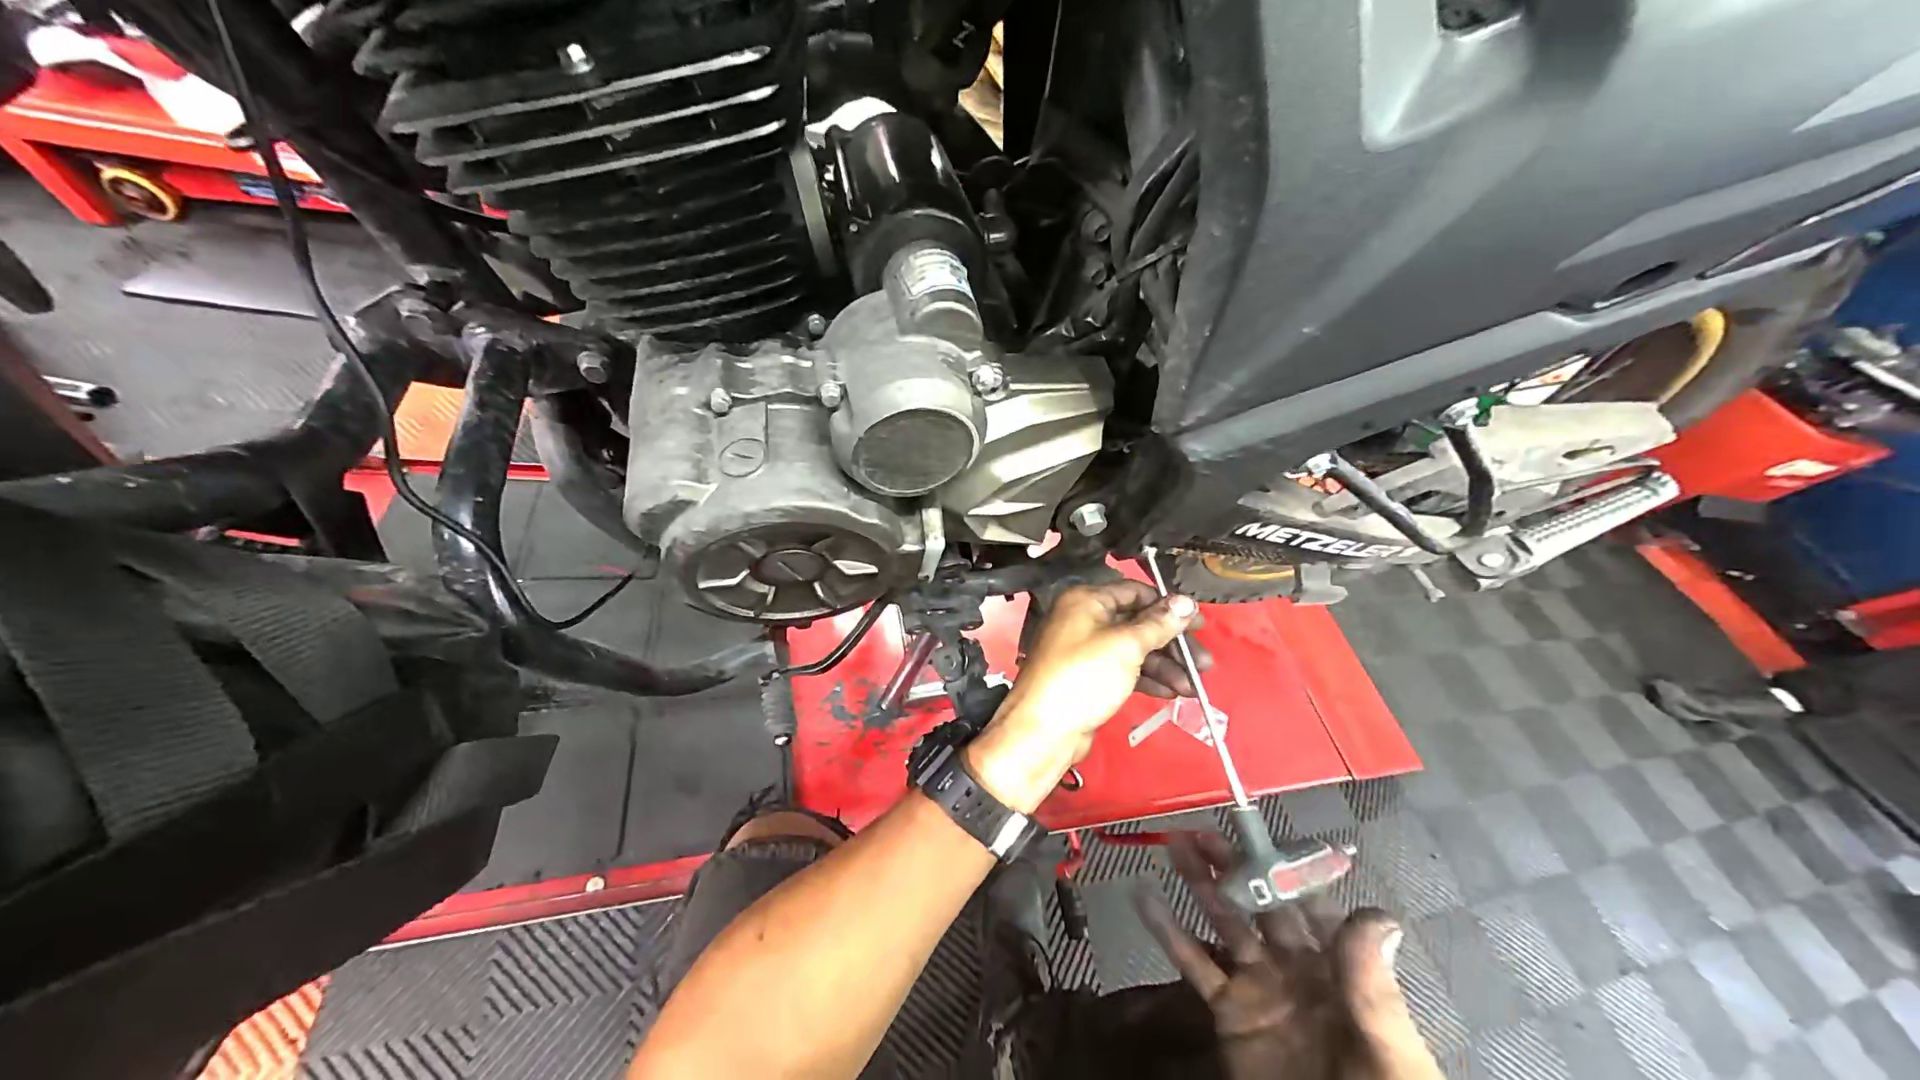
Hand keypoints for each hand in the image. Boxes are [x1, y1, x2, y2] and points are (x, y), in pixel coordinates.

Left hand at [965, 580, 1211, 811]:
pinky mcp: (1089, 677)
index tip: (1197, 623)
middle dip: (1172, 642)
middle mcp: (1084, 620)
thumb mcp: (1126, 646)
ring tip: (1191, 684)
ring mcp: (1085, 650)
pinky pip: (1125, 671)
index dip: (1168, 606)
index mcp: (1086, 601)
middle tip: (1201, 660)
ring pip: (1134, 650)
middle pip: (1138, 623)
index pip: (1135, 592)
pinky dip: (1148, 679)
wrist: (1045, 729)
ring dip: (1165, 665)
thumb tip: (1185, 603)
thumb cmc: (1079, 679)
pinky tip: (1171, 691)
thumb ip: (1159, 623)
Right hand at [1138, 832, 1444, 1079]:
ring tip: (1174, 844)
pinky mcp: (1228, 1012)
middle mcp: (1296, 966)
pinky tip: (1144, 897)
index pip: (1310, 903)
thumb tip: (1378, 915)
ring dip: (1198, 883)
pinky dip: (1167, 931)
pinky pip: (1194, 965)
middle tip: (1203, 830)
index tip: (1259, 832)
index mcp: (1340, 968)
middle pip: (1259, 901)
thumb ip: (1372, 987)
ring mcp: (1258, 987)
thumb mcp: (1391, 1052)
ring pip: (1223, 921)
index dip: (1284, 866)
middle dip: (1233, 863)